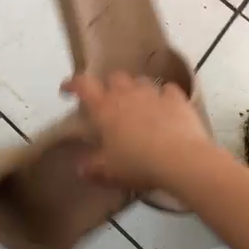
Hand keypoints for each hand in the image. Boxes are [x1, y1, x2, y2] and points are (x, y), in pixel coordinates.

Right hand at [61, 71, 214, 190]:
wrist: (182, 160)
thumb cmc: (138, 164)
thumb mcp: (110, 171)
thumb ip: (93, 167)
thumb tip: (79, 168)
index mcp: (104, 107)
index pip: (83, 85)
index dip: (73, 84)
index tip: (67, 89)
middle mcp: (126, 93)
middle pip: (114, 77)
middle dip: (111, 85)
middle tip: (111, 101)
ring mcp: (152, 93)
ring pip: (140, 81)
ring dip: (137, 89)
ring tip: (140, 104)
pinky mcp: (176, 100)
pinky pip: (169, 90)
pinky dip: (166, 96)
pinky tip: (168, 106)